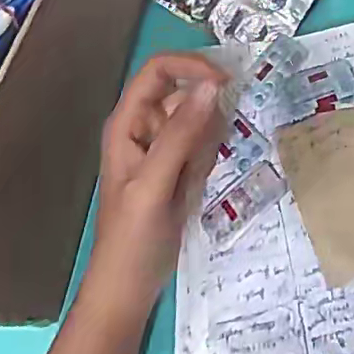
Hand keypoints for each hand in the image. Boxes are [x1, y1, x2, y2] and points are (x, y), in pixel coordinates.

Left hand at [83, 53, 228, 316]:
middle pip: (181, 89)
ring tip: (197, 173)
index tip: (225, 81)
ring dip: (208, 135)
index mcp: (128, 121)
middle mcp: (145, 125)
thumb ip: (182, 133)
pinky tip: (196, 183)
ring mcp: (162, 145)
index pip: (158, 70)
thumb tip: (213, 85)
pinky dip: (209, 153)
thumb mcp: (155, 182)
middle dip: (206, 105)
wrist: (129, 286)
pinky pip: (202, 141)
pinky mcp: (178, 163)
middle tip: (222, 134)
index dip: (191, 66)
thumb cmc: (133, 236)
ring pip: (196, 116)